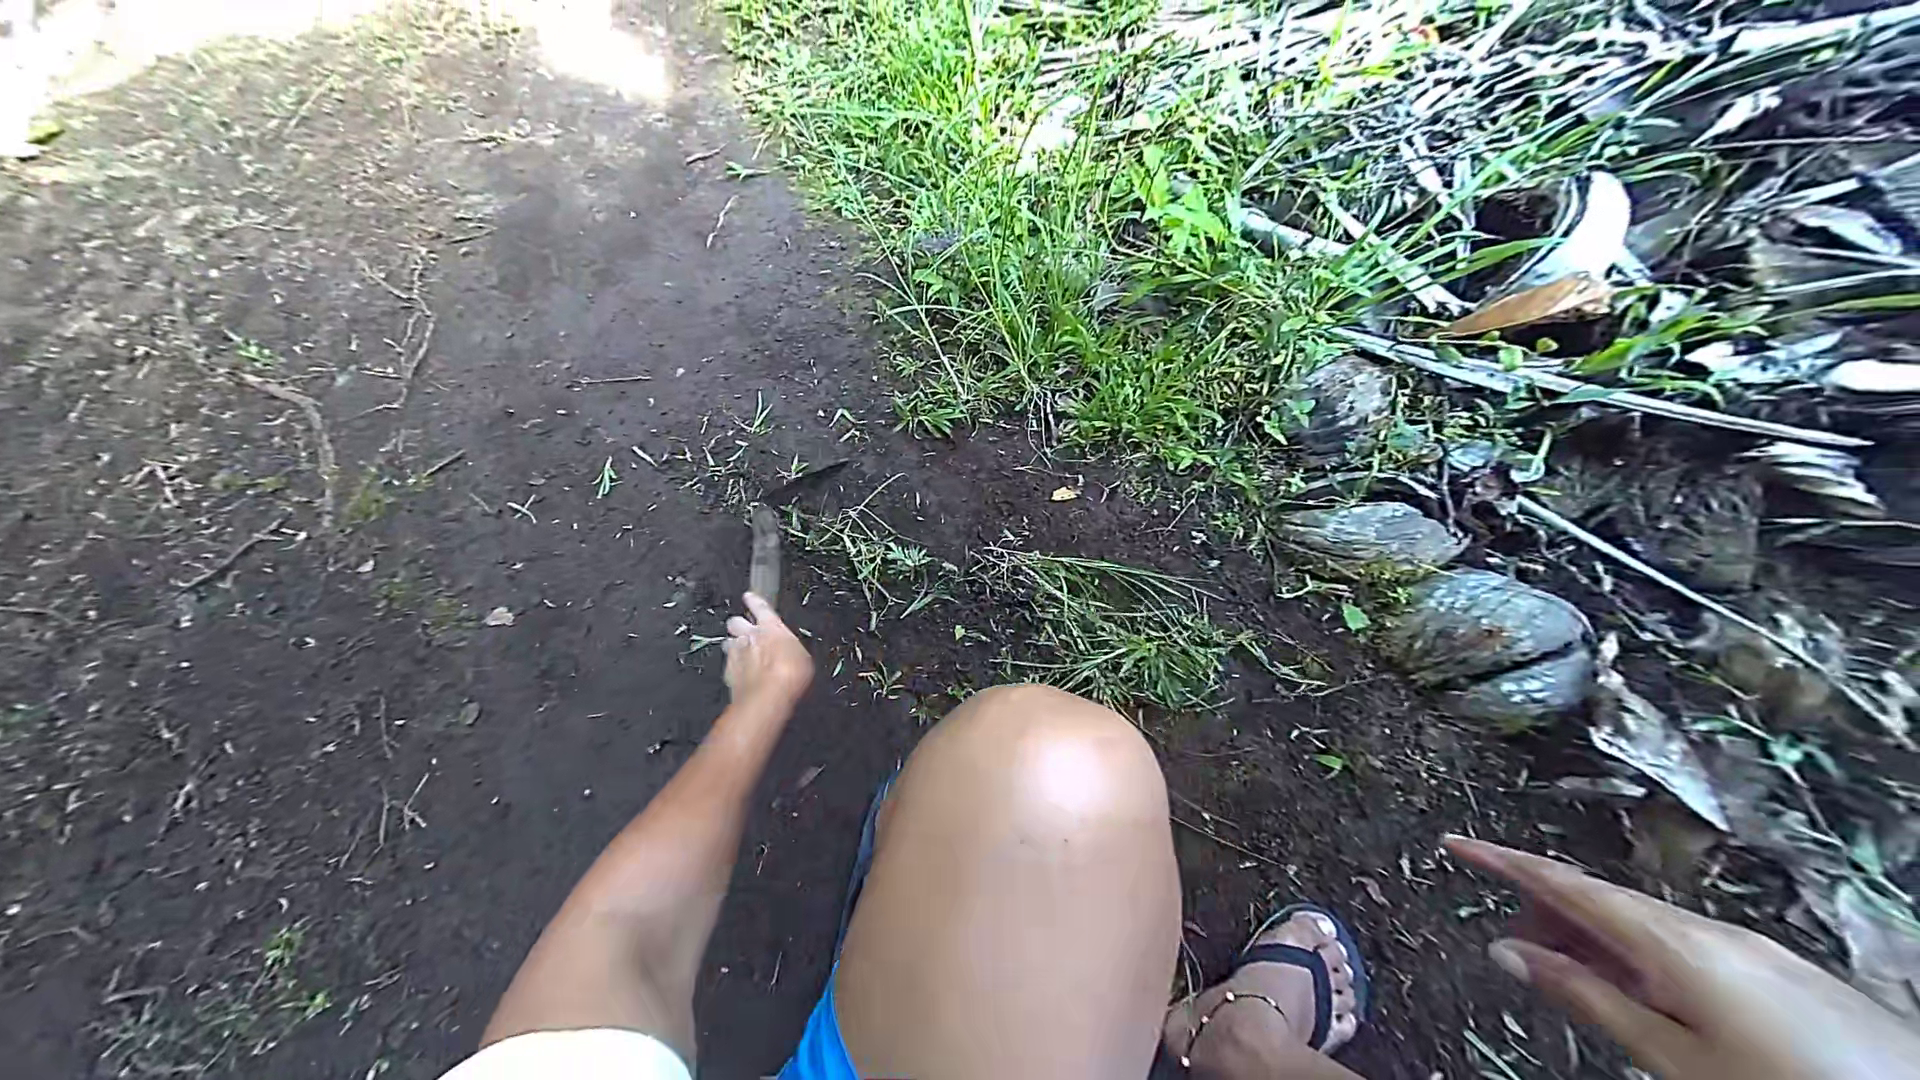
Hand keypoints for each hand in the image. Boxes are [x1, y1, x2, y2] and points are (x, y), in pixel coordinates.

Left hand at [723, 592, 811, 711]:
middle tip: (747, 632)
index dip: (754, 600)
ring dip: (734, 647)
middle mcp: (750, 637)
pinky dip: (734, 668)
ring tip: (744, 656)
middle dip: (739, 625)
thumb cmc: (790, 675)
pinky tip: (743, 676)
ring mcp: (736, 654)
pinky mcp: (728, 673)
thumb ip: (791, 649)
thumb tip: (791, 653)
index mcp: (771, 627)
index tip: (749, 596)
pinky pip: (727, 665)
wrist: (768, 696)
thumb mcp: (803, 657)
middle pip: (736, 621)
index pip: (760, 606)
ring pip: (728, 643)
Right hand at [1447, 835, 1919, 1079]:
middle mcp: (1707, 929)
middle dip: (1546, 911)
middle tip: (1514, 944)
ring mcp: (1751, 948)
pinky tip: (1643, 991)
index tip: (1455, 843)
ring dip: (1593, 937)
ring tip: (1572, 974)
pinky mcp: (1783, 972)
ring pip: (1642, 922)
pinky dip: (1640, 955)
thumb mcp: (1671, 1057)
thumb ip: (1585, 996)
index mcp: (1670, 941)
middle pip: (1600, 899)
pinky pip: (1684, 943)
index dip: (1501, 860)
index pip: (1561, 883)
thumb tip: (1507, 953)